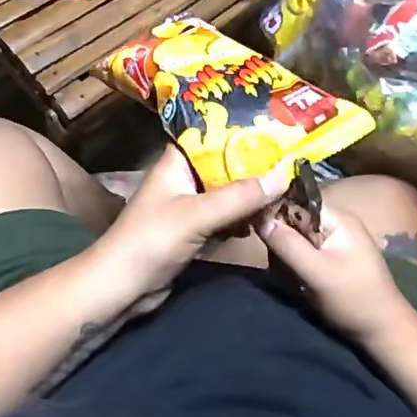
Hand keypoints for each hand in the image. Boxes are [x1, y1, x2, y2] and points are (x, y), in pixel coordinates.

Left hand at [89, 145, 290, 302]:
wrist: (121, 289)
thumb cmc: (150, 241)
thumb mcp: (196, 215)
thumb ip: (238, 197)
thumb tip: (284, 176)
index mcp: (176, 163)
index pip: (211, 135)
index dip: (241, 130)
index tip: (277, 127)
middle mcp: (184, 180)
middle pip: (225, 166)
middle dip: (256, 167)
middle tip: (295, 163)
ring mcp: (189, 207)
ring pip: (228, 194)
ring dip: (253, 196)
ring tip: (290, 191)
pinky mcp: (194, 233)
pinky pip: (226, 219)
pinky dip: (244, 219)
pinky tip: (268, 220)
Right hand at [260, 204, 416, 344]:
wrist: (382, 330)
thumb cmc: (353, 299)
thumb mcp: (317, 272)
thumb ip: (288, 244)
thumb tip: (259, 216)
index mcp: (338, 218)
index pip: (297, 201)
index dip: (275, 212)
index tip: (256, 230)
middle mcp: (337, 222)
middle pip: (294, 219)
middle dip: (281, 240)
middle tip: (279, 265)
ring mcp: (336, 239)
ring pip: (296, 237)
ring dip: (286, 255)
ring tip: (289, 277)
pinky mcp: (332, 256)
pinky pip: (304, 250)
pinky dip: (295, 263)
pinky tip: (296, 281)